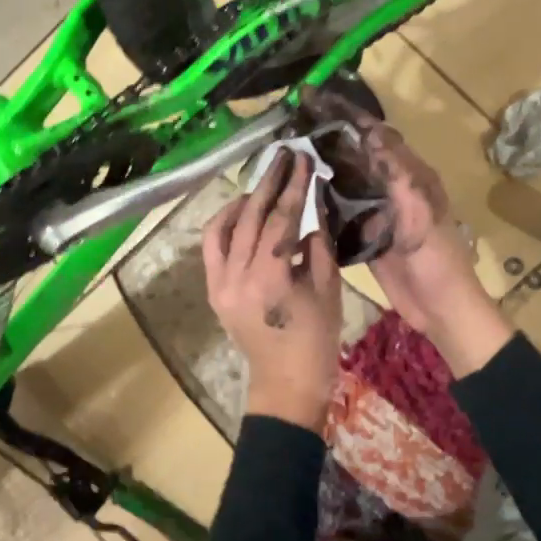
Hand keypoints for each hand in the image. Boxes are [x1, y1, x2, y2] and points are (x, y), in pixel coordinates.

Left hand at [203, 149, 344, 430]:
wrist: (286, 383)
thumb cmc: (316, 339)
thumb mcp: (327, 289)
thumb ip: (318, 243)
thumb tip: (312, 205)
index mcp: (270, 279)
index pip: (280, 219)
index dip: (292, 187)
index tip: (301, 160)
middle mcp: (237, 277)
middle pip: (251, 217)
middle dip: (268, 183)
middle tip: (283, 156)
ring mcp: (220, 285)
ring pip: (223, 228)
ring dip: (243, 201)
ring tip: (262, 184)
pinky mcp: (214, 291)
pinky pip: (213, 248)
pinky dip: (226, 225)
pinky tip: (243, 213)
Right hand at [302, 88, 513, 374]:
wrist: (442, 308)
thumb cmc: (438, 261)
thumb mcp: (421, 215)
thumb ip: (399, 177)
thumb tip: (373, 135)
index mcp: (411, 174)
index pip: (375, 133)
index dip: (346, 113)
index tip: (314, 97)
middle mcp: (394, 185)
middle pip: (357, 150)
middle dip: (328, 132)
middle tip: (292, 120)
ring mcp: (379, 209)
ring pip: (347, 176)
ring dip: (322, 161)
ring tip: (288, 149)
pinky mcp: (368, 233)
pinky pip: (342, 207)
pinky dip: (322, 196)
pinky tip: (298, 191)